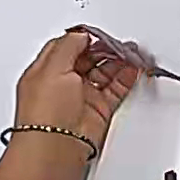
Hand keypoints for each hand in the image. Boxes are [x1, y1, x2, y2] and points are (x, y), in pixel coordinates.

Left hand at [15, 29, 139, 148]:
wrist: (57, 145)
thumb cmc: (46, 113)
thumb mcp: (52, 68)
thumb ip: (68, 46)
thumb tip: (80, 35)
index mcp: (47, 70)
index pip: (67, 47)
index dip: (84, 38)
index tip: (99, 34)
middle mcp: (64, 83)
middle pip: (89, 58)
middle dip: (105, 49)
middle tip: (118, 44)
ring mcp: (82, 96)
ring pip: (104, 72)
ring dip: (118, 61)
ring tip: (131, 53)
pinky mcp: (99, 109)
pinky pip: (116, 88)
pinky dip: (126, 77)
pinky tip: (133, 69)